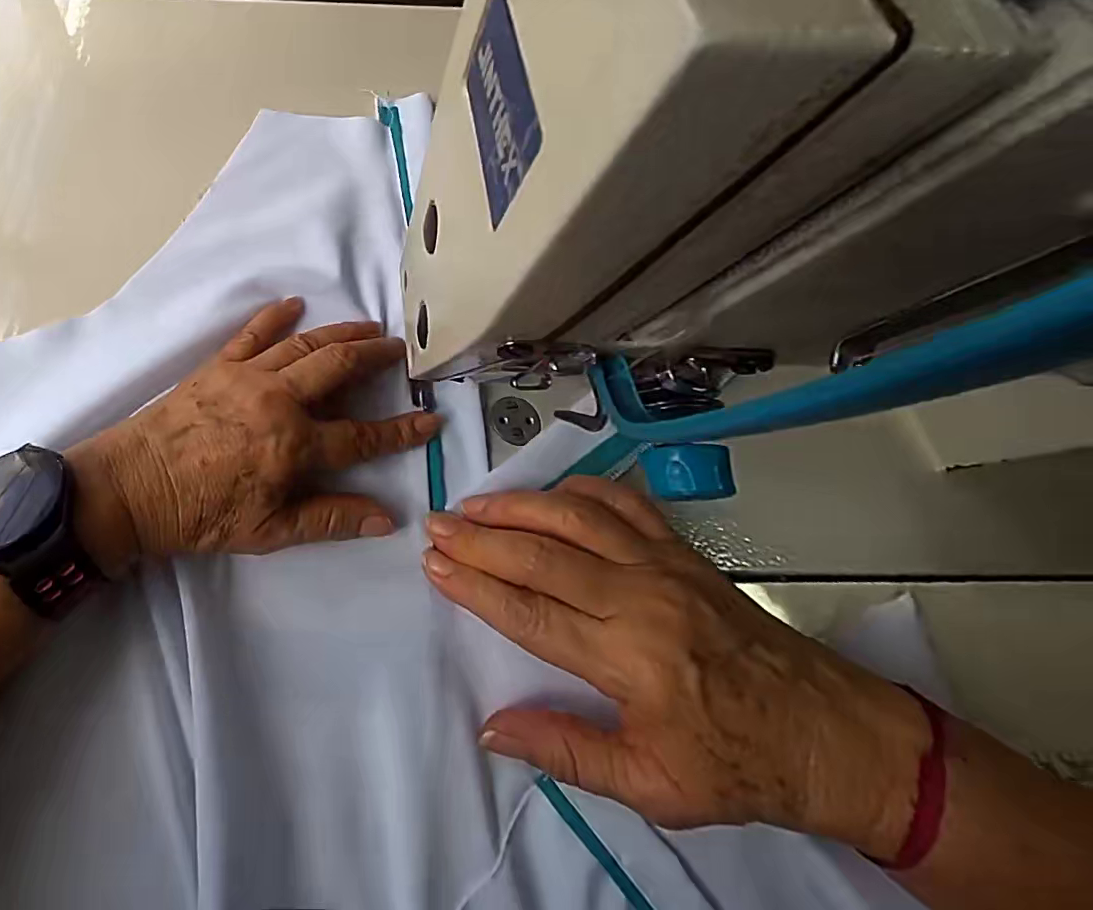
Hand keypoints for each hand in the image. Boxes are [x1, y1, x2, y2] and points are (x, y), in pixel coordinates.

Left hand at [67, 297, 440, 576]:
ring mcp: (246, 378)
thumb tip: (385, 518)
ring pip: (303, 345)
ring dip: (338, 332)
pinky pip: (251, 334)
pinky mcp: (216, 366)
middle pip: (338, 369)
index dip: (400, 430)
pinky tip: (292, 303)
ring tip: (366, 326)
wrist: (133, 485)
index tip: (430, 418)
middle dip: (374, 357)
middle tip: (398, 349)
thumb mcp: (267, 531)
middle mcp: (278, 401)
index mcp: (294, 446)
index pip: (362, 437)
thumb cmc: (198, 514)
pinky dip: (273, 316)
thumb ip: (328, 519)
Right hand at [421, 477, 929, 857]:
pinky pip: (624, 504)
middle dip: (478, 538)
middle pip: (540, 556)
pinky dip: (580, 489)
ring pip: (574, 517)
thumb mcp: (656, 788)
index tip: (434, 566)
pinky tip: (548, 493)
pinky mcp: (685, 553)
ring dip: (516, 506)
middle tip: (435, 526)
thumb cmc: (742, 766)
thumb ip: (569, 754)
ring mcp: (666, 568)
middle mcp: (643, 602)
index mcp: (632, 661)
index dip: (474, 586)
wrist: (843, 739)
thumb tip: (492, 730)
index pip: (530, 613)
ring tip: (472, 505)